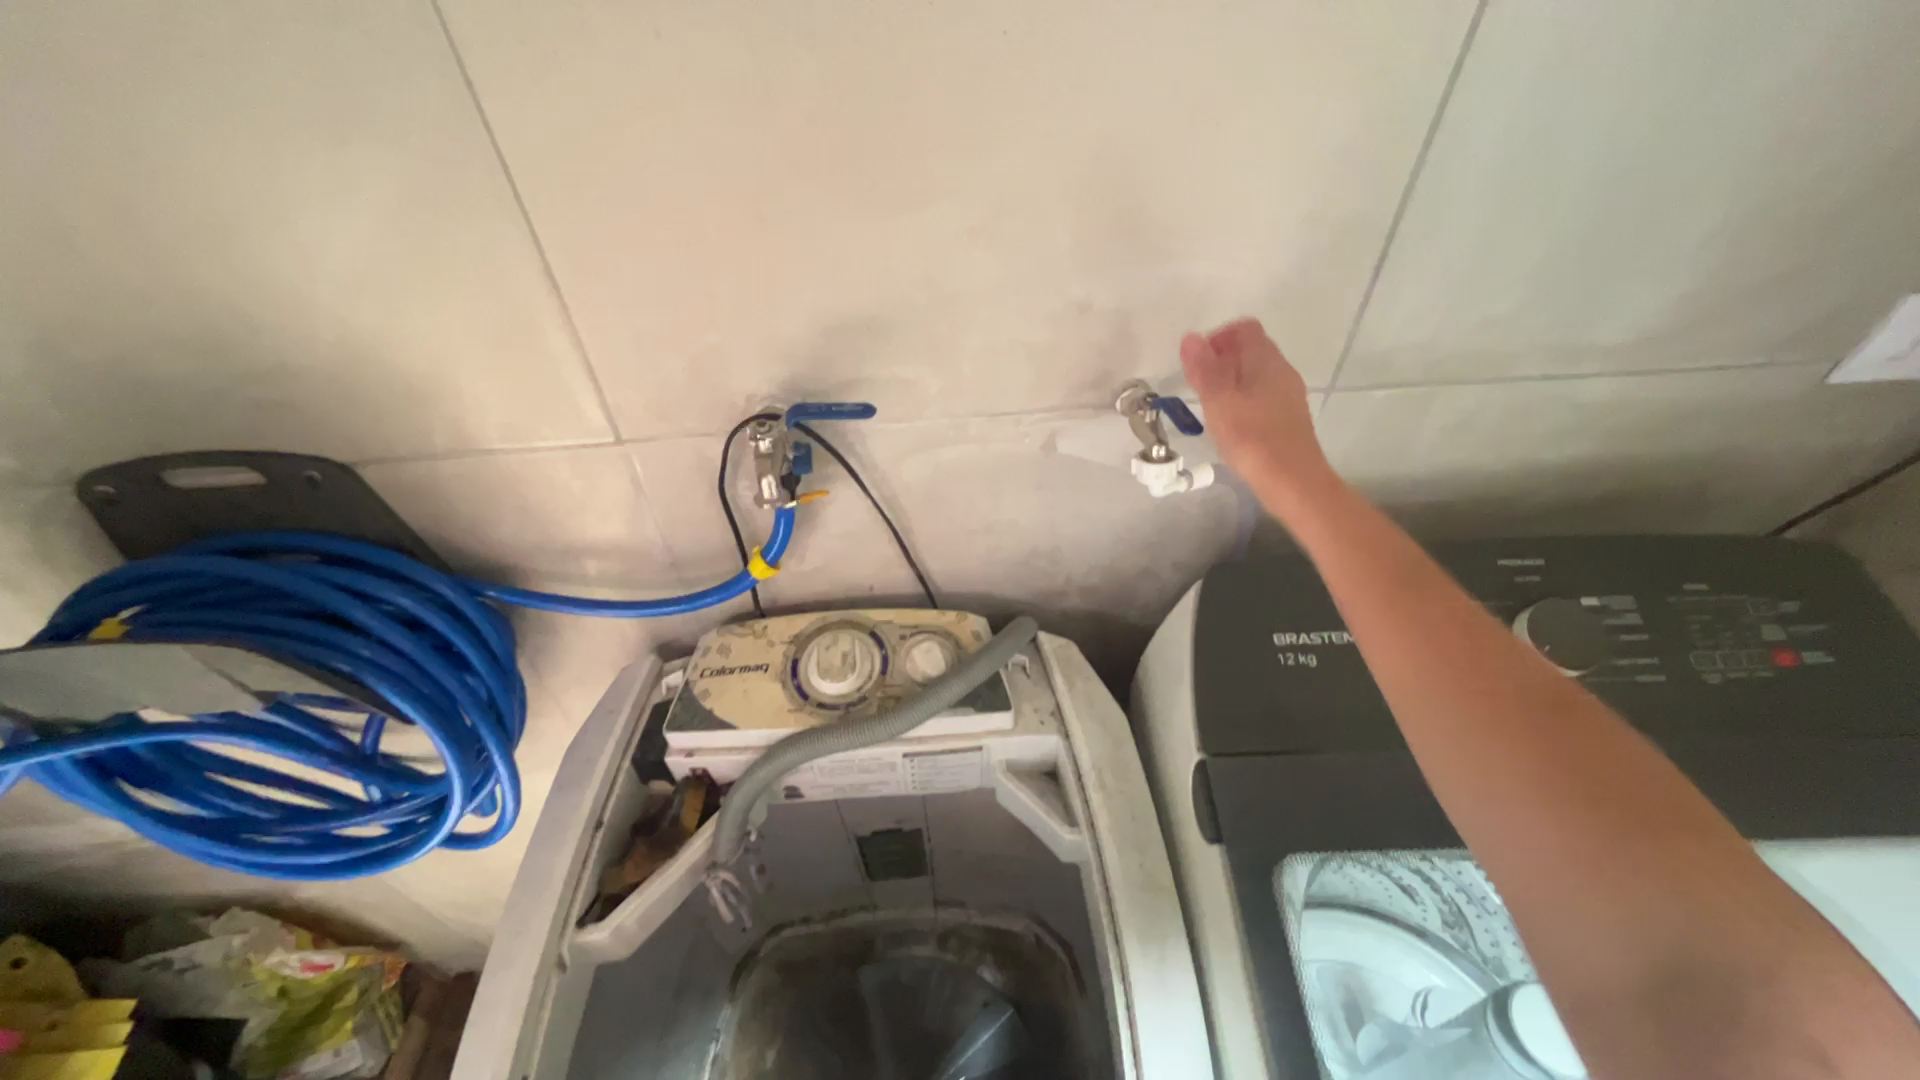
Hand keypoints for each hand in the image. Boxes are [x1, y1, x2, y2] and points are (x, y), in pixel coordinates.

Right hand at [1180, 319, 1336, 509]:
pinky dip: (1243, 401)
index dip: (1218, 337)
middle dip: (1222, 361)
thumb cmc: (1251, 438)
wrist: (1292, 481)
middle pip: (1251, 350)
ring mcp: (1289, 394)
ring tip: (1211, 408)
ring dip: (1231, 383)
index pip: (1244, 329)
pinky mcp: (1289, 417)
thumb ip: (1204, 368)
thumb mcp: (1219, 401)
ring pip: (1256, 374)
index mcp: (1266, 360)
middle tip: (1199, 386)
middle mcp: (1282, 370)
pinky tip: (1231, 425)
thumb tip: (1191, 337)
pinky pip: (1263, 396)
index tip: (1197, 363)